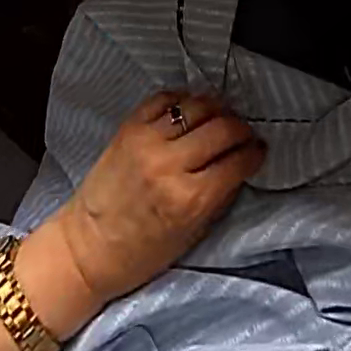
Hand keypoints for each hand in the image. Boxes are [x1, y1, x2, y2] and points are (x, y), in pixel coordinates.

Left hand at [42, 91, 264, 310]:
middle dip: (240, 128)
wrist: (91, 243)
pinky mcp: (128, 127)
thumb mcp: (193, 233)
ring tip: (222, 116)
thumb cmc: (143, 250)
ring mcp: (145, 140)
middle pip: (220, 128)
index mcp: (189, 198)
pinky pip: (162, 100)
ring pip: (194, 107)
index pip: (237, 161)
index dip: (255, 152)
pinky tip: (189, 107)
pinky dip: (181, 100)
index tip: (260, 149)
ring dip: (215, 109)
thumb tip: (239, 165)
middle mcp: (168, 163)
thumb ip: (218, 197)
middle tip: (246, 132)